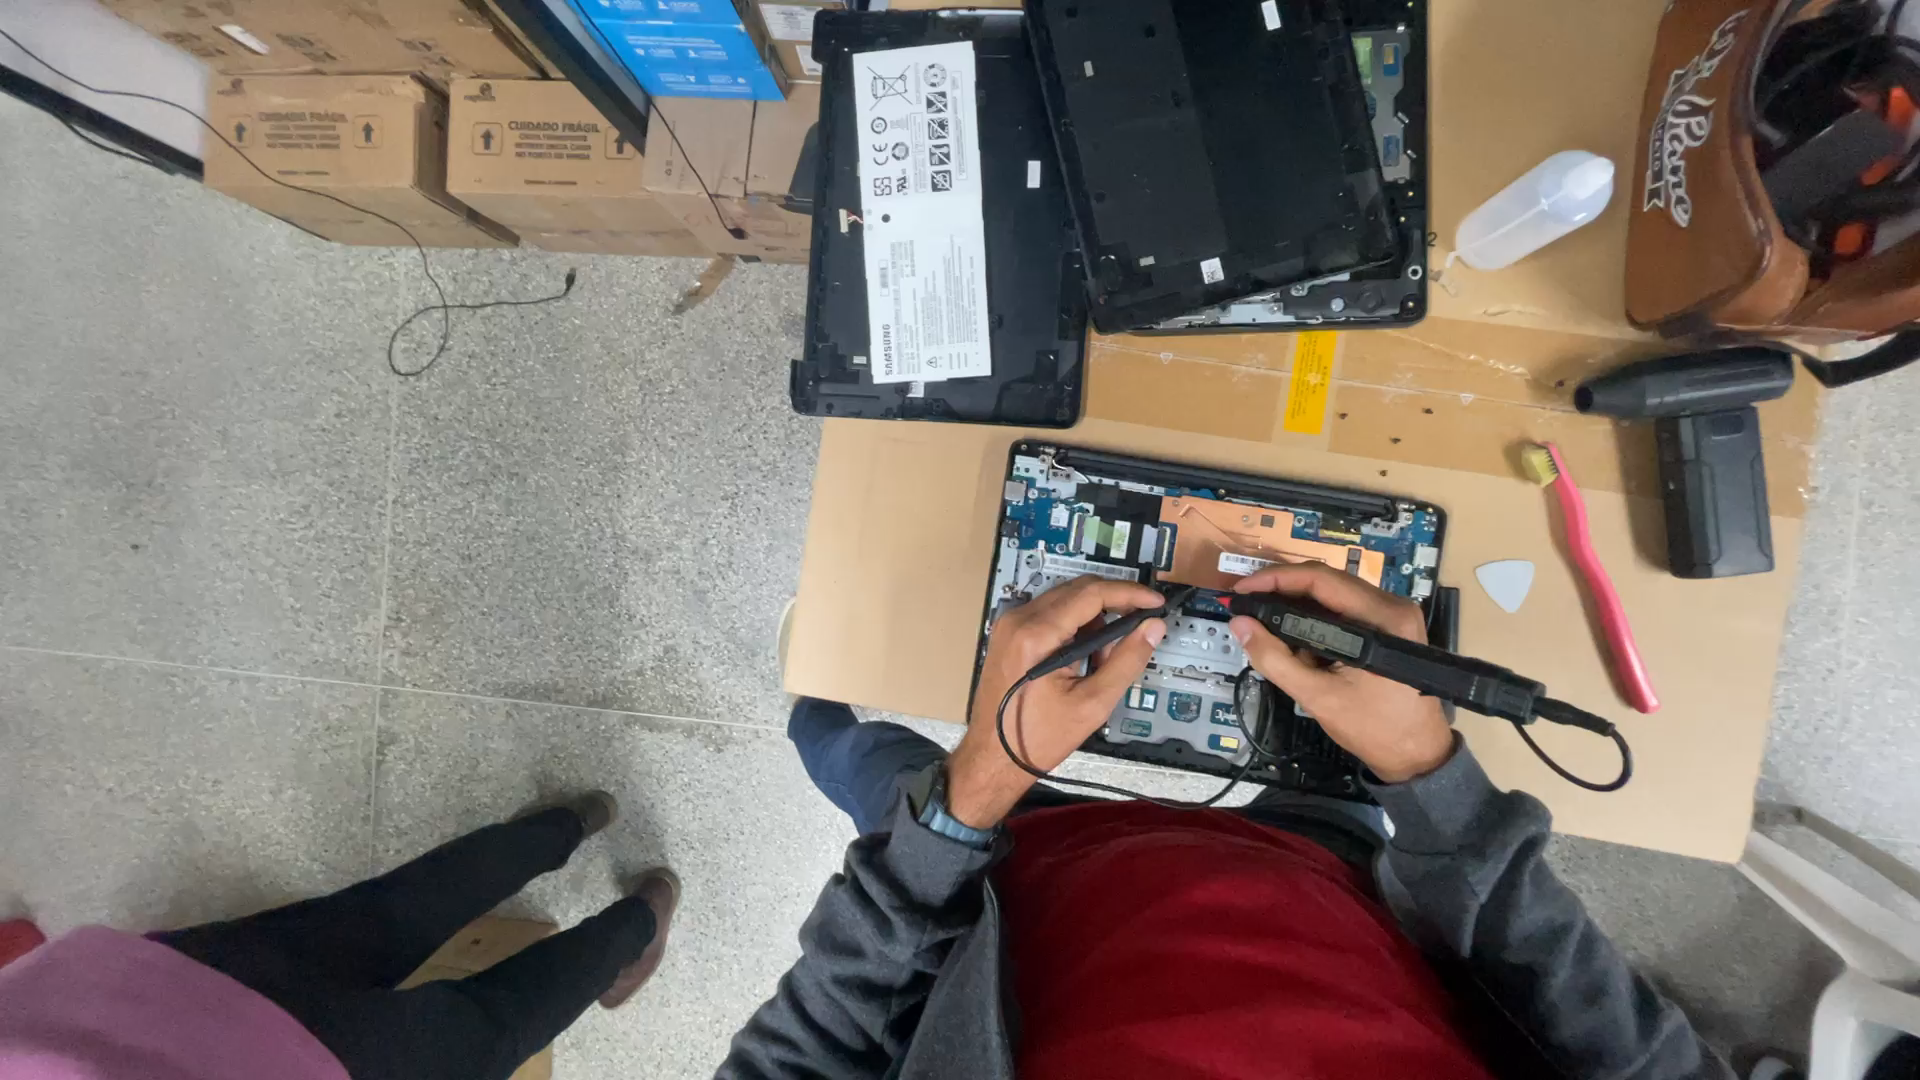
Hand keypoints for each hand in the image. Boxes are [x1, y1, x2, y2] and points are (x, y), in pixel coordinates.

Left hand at [952, 577, 1166, 827]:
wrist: (993, 757)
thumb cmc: (1038, 737)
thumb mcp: (1092, 704)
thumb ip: (1126, 661)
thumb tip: (1153, 627)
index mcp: (1035, 634)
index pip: (1090, 593)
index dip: (1129, 593)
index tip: (1156, 602)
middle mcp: (1018, 619)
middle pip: (1076, 589)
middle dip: (1114, 603)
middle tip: (1140, 628)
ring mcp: (1009, 624)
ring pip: (1064, 599)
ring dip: (1094, 616)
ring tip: (1107, 656)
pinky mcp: (1008, 633)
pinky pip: (1048, 613)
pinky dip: (1073, 624)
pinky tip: (1084, 656)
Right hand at [1228, 562, 1452, 783]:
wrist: (1418, 754)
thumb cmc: (1374, 728)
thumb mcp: (1316, 695)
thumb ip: (1273, 658)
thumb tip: (1239, 624)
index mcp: (1382, 618)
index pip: (1320, 579)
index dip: (1274, 579)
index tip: (1241, 591)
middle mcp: (1391, 606)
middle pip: (1324, 581)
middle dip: (1280, 591)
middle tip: (1245, 605)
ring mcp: (1391, 614)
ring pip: (1329, 595)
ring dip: (1294, 607)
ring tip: (1263, 623)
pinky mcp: (1386, 626)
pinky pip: (1340, 609)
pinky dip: (1311, 620)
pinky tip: (1293, 638)